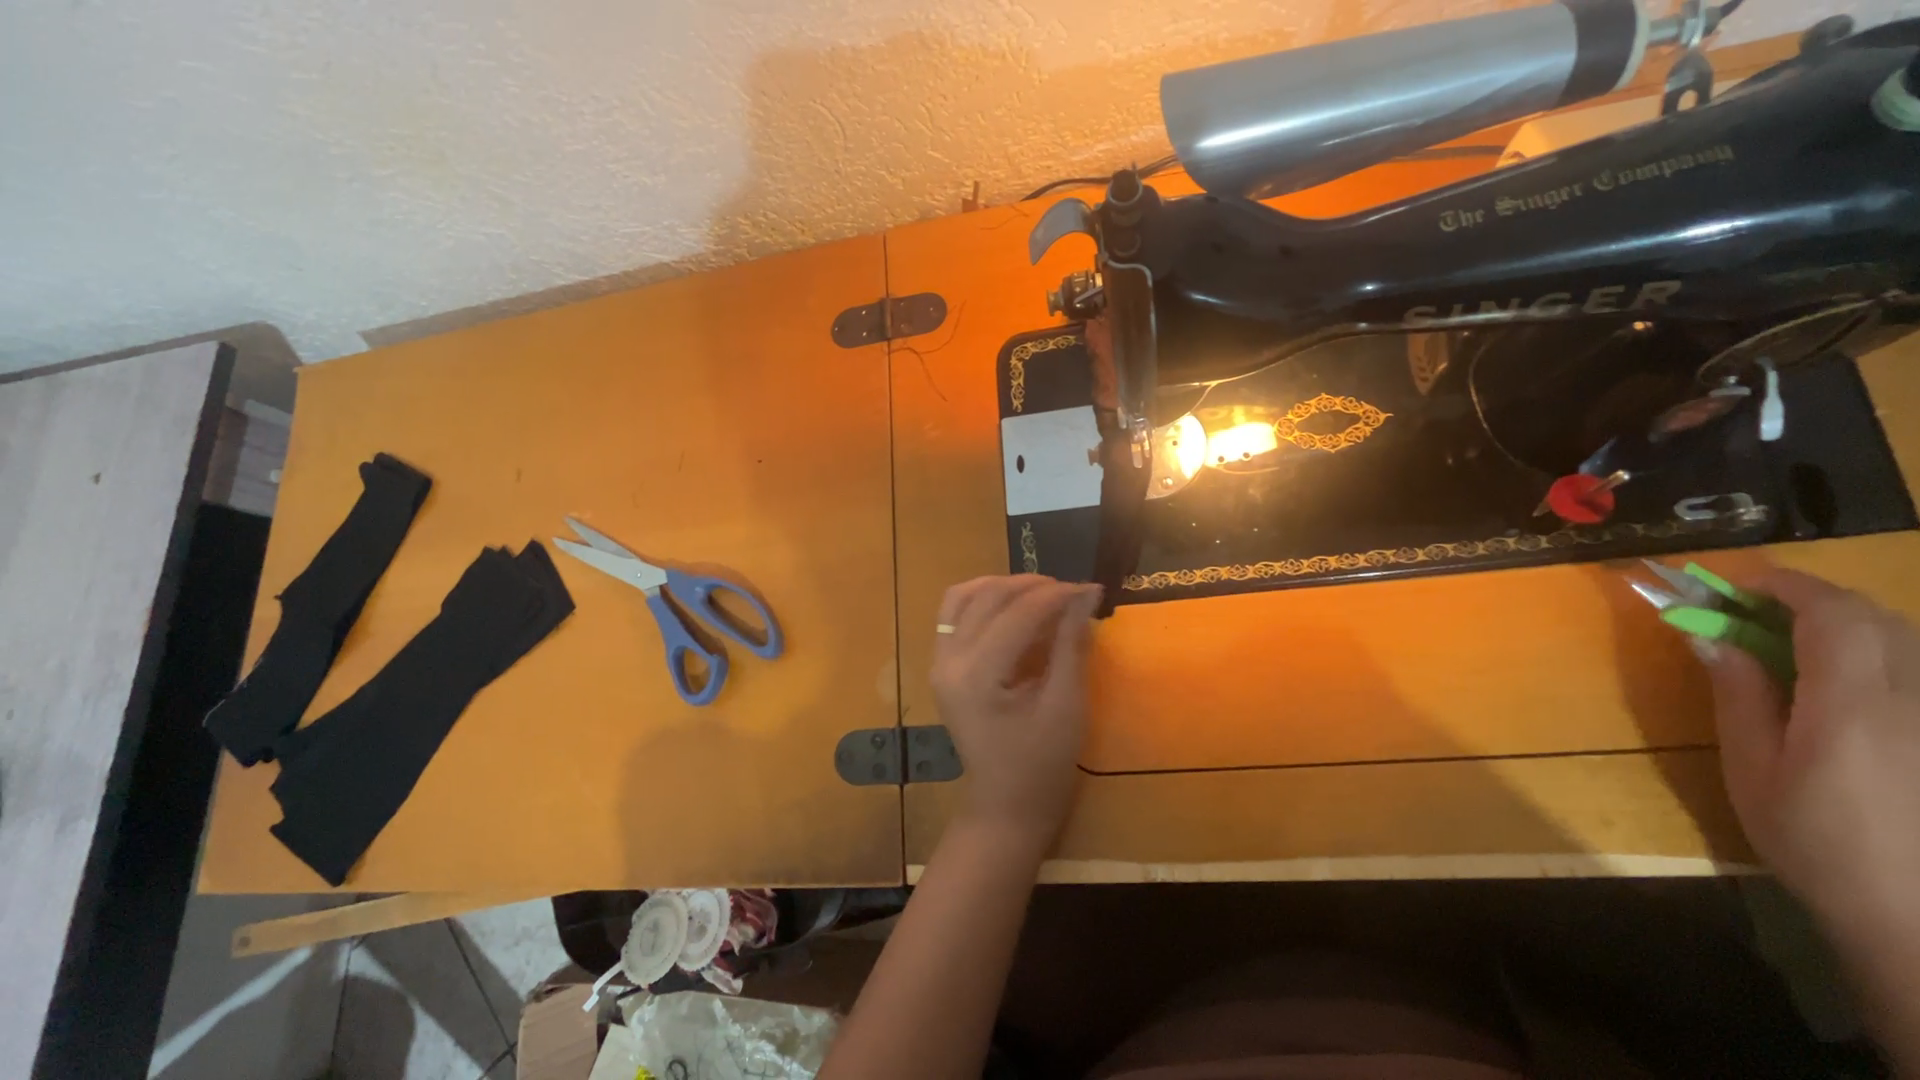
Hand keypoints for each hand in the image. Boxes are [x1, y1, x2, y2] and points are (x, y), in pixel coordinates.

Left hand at [931, 575, 1102, 843]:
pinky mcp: (941, 667)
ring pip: (963, 597)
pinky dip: (983, 601)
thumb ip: (1072, 645)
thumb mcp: (1066, 705)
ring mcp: (939, 664)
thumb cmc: (1042, 764)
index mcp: (978, 676)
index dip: (1056, 596)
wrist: (1006, 805)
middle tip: (1071, 592)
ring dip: (1003, 587)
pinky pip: (954, 615)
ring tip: (1042, 594)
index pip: (1017, 614)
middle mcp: (949, 663)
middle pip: (986, 597)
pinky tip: (1013, 609)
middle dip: (1031, 586)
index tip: (1090, 589)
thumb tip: (1087, 594)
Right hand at [1702, 569, 1919, 945]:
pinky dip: (1880, 656)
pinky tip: (1847, 688)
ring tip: (1800, 647)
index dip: (1787, 585)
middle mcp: (1916, 698)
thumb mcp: (1753, 773)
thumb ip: (1739, 697)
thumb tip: (1713, 637)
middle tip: (1760, 613)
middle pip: (1877, 617)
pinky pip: (1918, 671)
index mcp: (1854, 706)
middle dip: (1817, 600)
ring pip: (1908, 640)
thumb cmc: (1815, 845)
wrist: (1915, 917)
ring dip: (1850, 626)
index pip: (1832, 613)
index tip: (1741, 583)